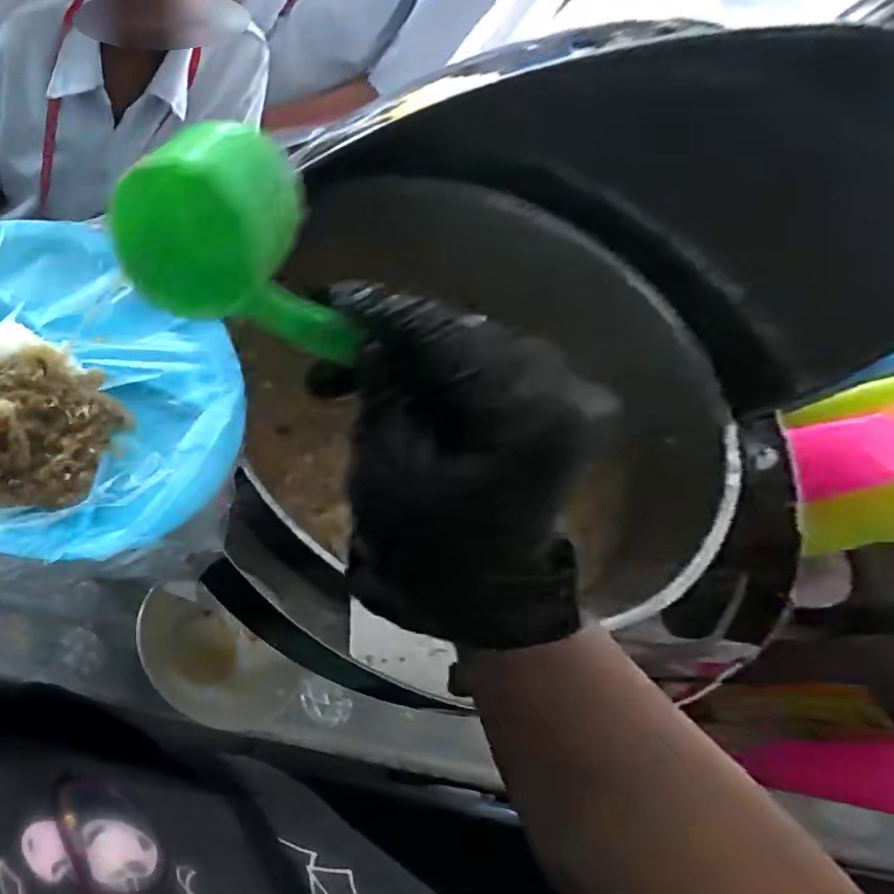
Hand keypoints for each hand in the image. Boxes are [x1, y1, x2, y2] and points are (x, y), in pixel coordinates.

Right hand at [322, 282, 618, 650]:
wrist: (475, 595)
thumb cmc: (424, 542)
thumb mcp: (387, 464)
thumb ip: (384, 393)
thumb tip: (372, 341)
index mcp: (527, 411)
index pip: (451, 335)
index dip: (387, 312)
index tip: (334, 298)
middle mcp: (563, 392)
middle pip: (466, 336)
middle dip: (393, 337)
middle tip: (329, 346)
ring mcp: (564, 401)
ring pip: (471, 352)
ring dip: (406, 358)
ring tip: (341, 379)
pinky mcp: (548, 412)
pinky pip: (482, 375)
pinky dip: (432, 377)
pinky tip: (387, 389)